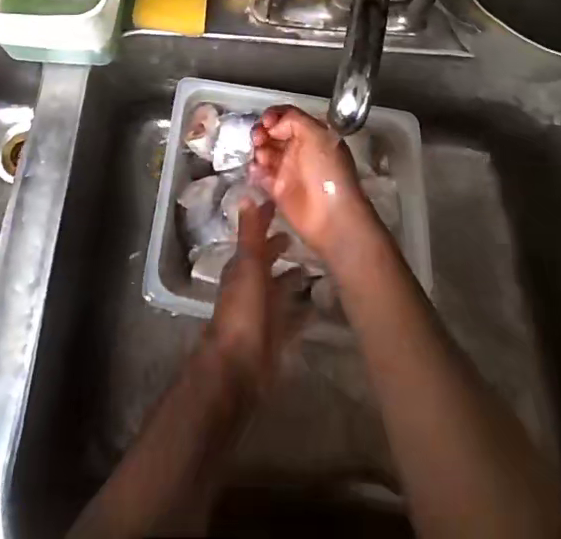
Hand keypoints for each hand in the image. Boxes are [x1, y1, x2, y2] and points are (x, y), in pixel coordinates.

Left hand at [204, 200, 305, 396]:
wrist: (239, 366)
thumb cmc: (243, 310)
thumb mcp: (248, 265)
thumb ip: (250, 233)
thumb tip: (246, 195)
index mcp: (241, 268)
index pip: (254, 237)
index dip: (264, 221)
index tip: (280, 205)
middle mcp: (250, 286)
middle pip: (266, 262)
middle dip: (279, 249)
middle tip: (300, 236)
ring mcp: (263, 311)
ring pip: (279, 288)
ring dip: (293, 278)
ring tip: (317, 266)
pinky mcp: (276, 334)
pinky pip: (293, 317)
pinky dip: (304, 310)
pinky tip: (321, 304)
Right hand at [248, 104, 378, 263]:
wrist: (331, 215)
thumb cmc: (327, 171)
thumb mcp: (318, 135)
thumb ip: (293, 120)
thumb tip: (272, 126)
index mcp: (312, 134)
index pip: (288, 117)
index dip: (274, 115)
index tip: (266, 121)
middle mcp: (299, 149)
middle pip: (273, 133)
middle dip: (262, 131)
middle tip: (258, 138)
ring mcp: (287, 169)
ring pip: (264, 151)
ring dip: (258, 150)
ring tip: (261, 157)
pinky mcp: (277, 189)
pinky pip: (260, 174)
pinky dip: (255, 170)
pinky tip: (257, 171)